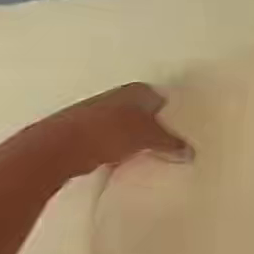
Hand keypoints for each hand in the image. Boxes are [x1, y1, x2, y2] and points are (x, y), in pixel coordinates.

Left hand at [21, 82, 192, 179]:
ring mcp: (100, 115)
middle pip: (143, 111)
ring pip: (126, 125)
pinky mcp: (86, 133)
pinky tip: (125, 162)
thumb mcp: (148, 137)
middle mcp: (117, 97)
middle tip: (171, 144)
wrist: (64, 146)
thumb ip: (170, 143)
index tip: (183, 128)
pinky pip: (112, 140)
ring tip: (150, 156)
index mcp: (136, 91)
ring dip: (136, 139)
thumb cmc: (109, 131)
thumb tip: (190, 152)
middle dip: (155, 125)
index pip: (161, 97)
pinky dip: (120, 149)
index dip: (172, 112)